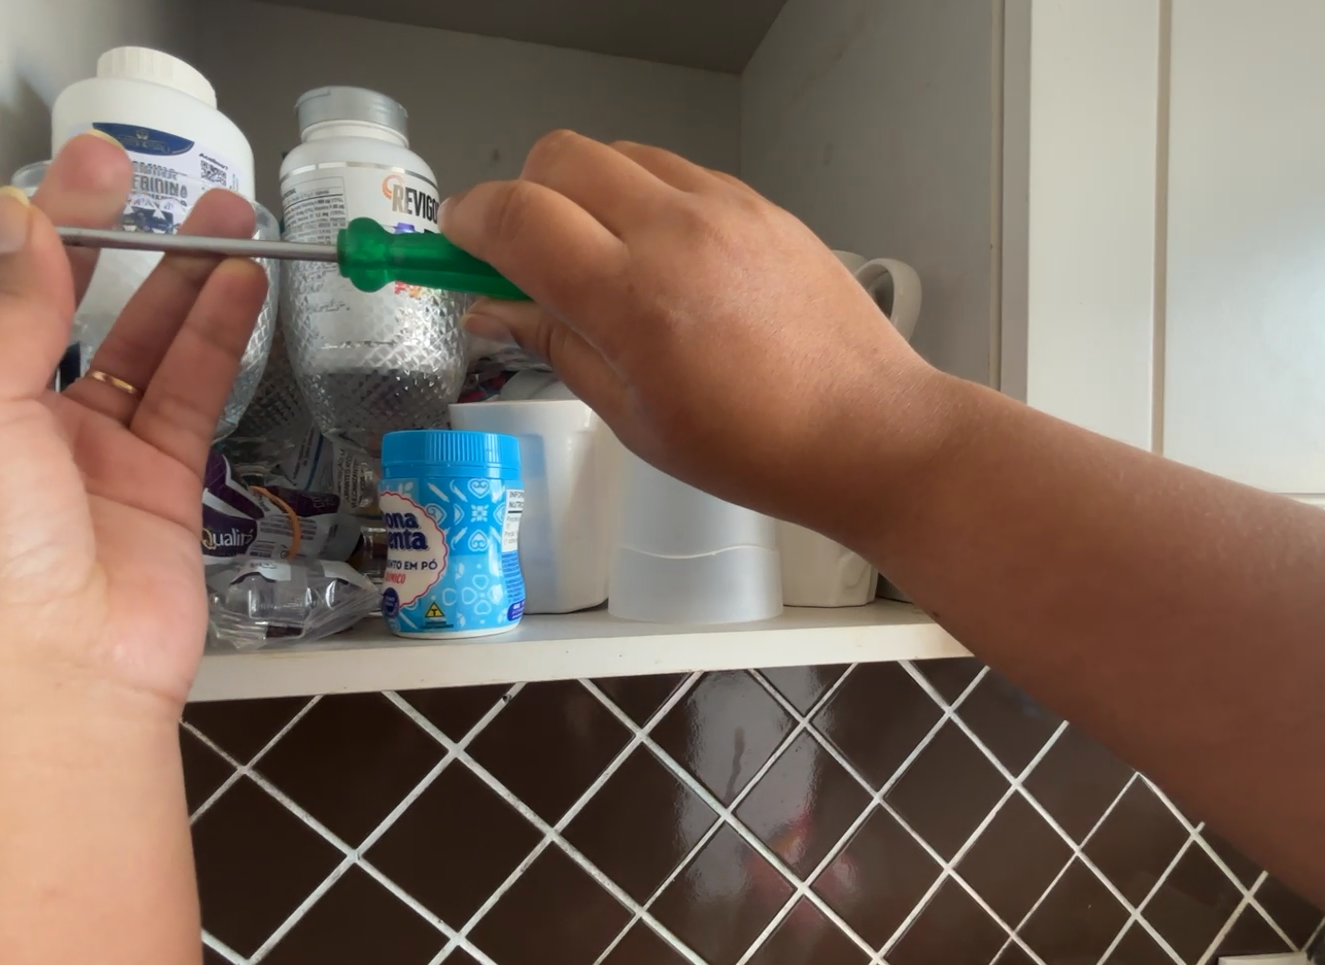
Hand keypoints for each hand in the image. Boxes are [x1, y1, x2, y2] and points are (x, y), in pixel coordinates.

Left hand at [0, 135, 266, 735]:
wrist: (39, 690)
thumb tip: (25, 226)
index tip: (5, 170)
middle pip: (41, 305)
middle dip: (86, 234)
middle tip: (130, 178)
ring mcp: (75, 458)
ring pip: (132, 346)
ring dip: (176, 281)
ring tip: (222, 223)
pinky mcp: (154, 488)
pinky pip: (187, 396)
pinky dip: (217, 341)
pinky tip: (241, 295)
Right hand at [442, 131, 957, 539]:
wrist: (866, 433)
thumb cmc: (751, 450)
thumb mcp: (634, 418)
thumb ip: (556, 347)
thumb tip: (493, 311)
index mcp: (635, 299)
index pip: (516, 218)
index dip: (468, 225)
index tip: (458, 246)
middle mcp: (677, 231)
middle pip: (557, 156)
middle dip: (522, 197)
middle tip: (529, 260)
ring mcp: (726, 208)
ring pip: (618, 154)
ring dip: (584, 193)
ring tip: (602, 262)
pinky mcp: (762, 205)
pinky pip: (676, 172)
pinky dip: (643, 199)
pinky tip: (663, 259)